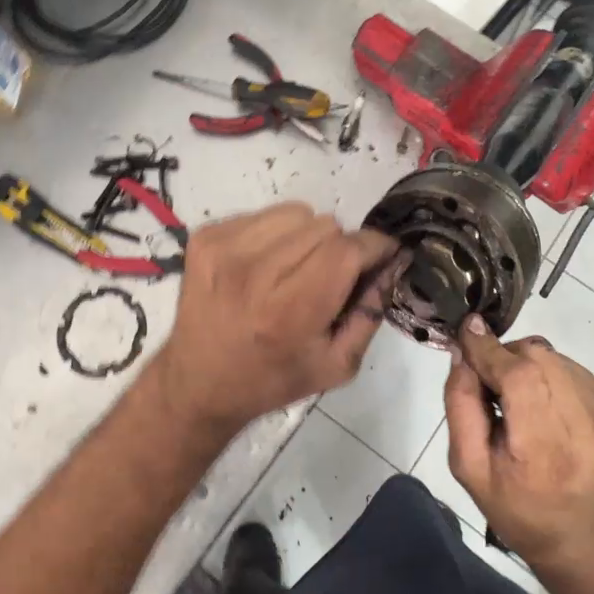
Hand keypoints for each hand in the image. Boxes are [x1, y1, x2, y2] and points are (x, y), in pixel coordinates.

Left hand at [152, 203, 398, 431]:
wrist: (199, 382)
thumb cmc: (274, 378)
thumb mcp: (337, 364)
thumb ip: (371, 311)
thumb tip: (394, 262)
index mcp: (289, 311)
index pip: (347, 250)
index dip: (374, 247)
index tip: (383, 254)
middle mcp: (254, 274)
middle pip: (326, 226)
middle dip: (339, 247)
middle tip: (329, 276)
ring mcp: (225, 250)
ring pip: (298, 212)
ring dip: (308, 235)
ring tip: (295, 267)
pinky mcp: (206, 237)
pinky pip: (265, 213)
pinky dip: (276, 233)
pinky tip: (265, 264)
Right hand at [444, 314, 593, 568]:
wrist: (584, 536)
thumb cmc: (518, 508)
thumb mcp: (469, 468)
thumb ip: (461, 406)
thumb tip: (462, 354)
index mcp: (544, 445)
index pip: (517, 374)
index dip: (488, 349)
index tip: (465, 330)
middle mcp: (583, 421)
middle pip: (535, 355)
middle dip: (503, 357)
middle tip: (489, 387)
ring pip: (551, 356)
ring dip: (525, 365)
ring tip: (517, 401)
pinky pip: (569, 367)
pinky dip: (547, 375)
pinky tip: (543, 408)